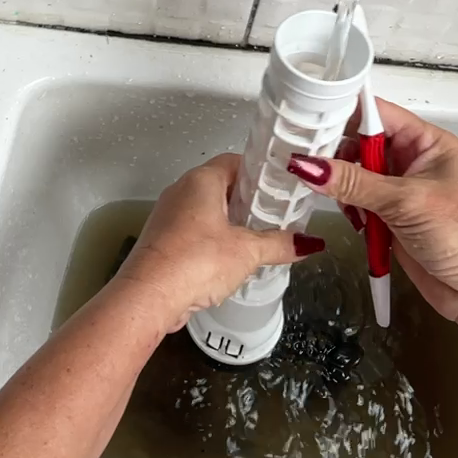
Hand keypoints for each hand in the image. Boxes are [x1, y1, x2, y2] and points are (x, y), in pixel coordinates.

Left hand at [110, 154, 325, 335]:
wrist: (149, 295)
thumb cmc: (195, 261)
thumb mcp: (247, 252)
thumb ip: (279, 244)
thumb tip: (308, 243)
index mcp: (201, 180)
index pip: (235, 162)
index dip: (259, 172)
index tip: (279, 185)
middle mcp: (181, 190)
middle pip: (220, 184)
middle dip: (247, 199)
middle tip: (274, 213)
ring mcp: (168, 214)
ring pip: (206, 208)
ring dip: (229, 220)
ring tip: (256, 236)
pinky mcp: (162, 238)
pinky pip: (193, 228)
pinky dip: (212, 237)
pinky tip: (229, 257)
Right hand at [287, 100, 457, 342]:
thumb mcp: (407, 202)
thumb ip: (354, 183)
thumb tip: (305, 165)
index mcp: (426, 143)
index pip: (377, 114)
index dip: (342, 112)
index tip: (306, 116)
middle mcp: (412, 162)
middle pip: (361, 145)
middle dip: (335, 154)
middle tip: (304, 161)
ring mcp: (401, 193)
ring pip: (356, 177)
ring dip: (341, 186)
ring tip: (325, 194)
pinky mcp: (393, 222)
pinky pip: (360, 205)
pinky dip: (349, 210)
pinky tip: (345, 216)